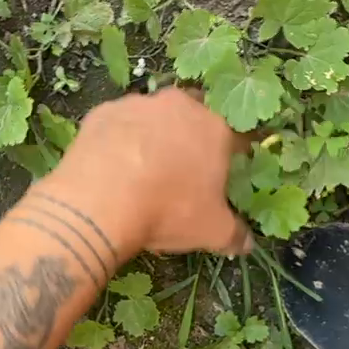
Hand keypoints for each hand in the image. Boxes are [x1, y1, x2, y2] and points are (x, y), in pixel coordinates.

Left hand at [40, 88, 252, 257]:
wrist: (100, 203)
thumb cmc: (168, 211)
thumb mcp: (211, 231)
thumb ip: (234, 234)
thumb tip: (247, 243)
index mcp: (215, 129)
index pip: (236, 137)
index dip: (233, 156)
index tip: (225, 173)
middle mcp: (180, 106)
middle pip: (193, 116)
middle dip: (192, 136)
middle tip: (183, 167)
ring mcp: (139, 104)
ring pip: (154, 116)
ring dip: (154, 135)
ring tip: (143, 168)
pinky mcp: (103, 111)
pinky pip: (119, 124)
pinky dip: (120, 139)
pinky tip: (114, 165)